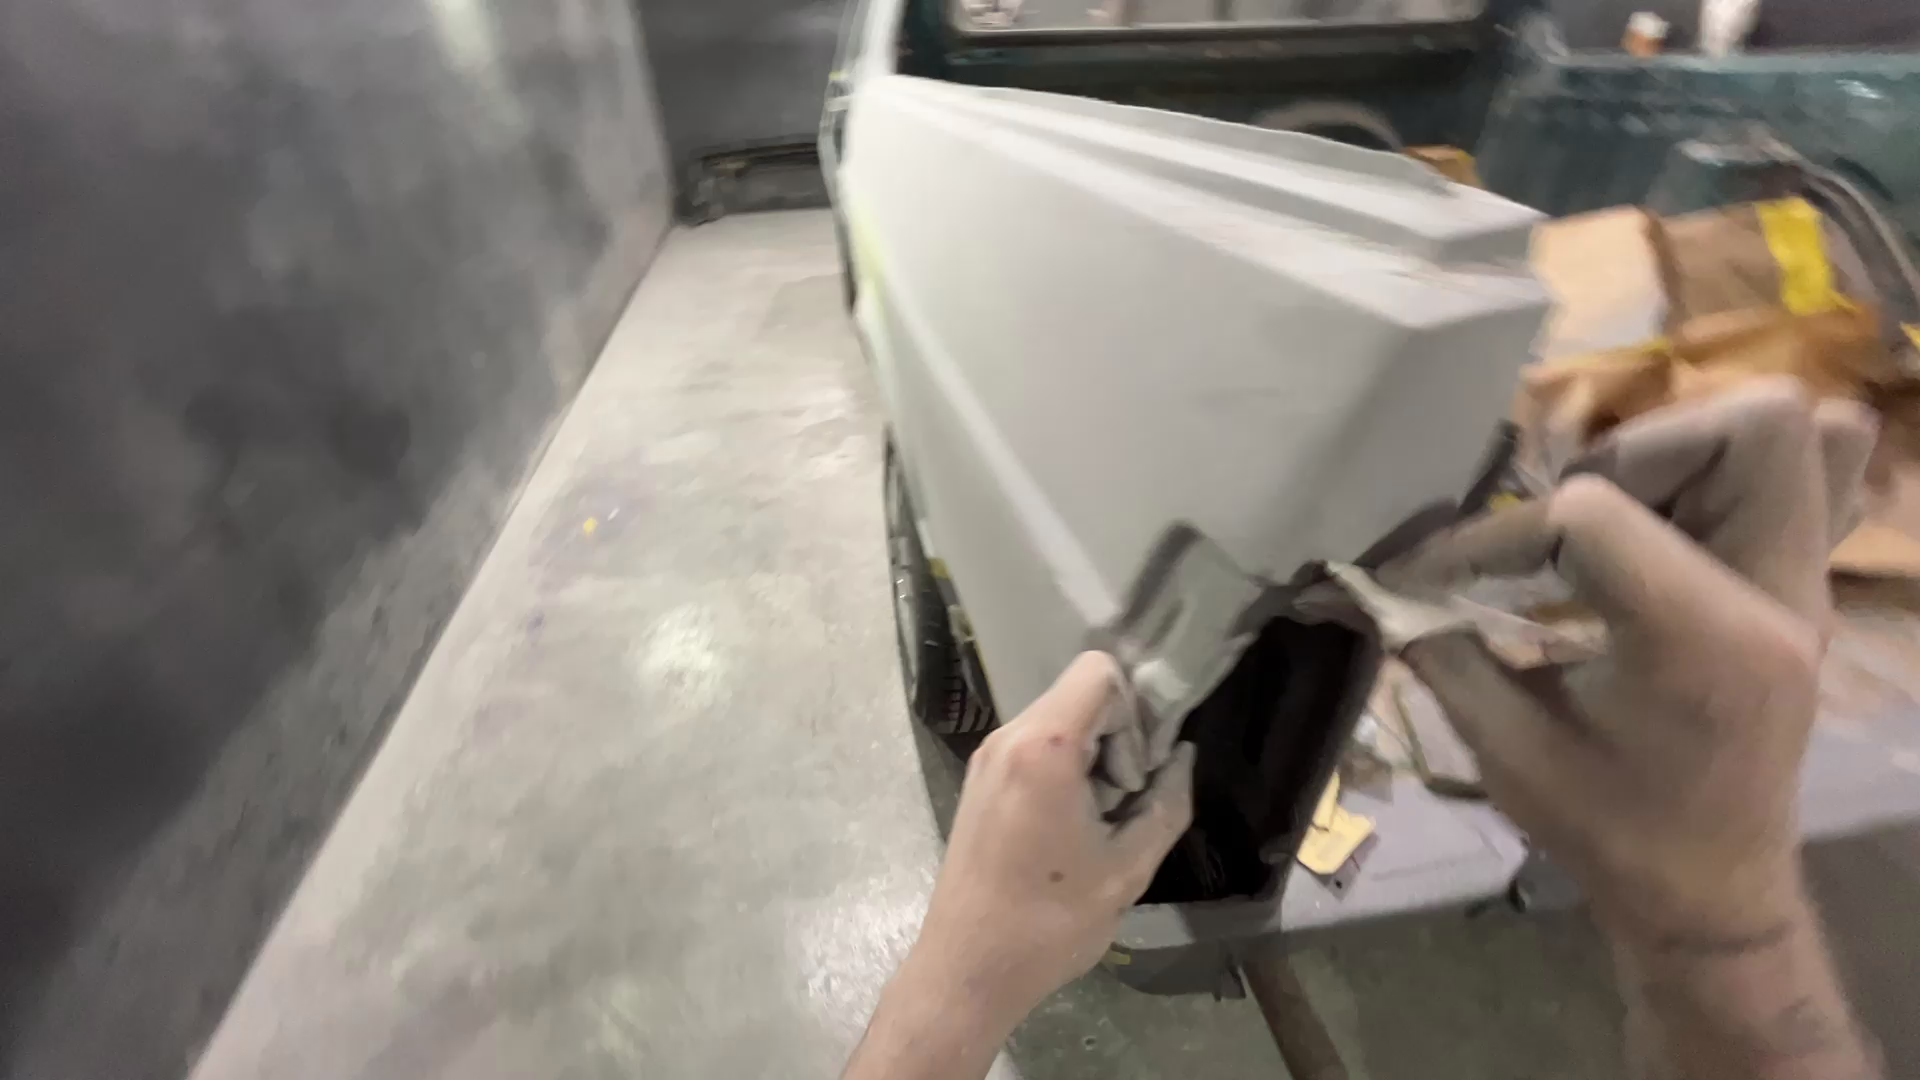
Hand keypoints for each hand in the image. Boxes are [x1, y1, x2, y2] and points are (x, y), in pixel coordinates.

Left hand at [913, 653, 1193, 1029]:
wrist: (968, 963)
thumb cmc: (1050, 922)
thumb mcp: (1128, 868)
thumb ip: (1167, 801)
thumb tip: (1182, 757)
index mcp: (1044, 747)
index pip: (1099, 671)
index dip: (1133, 711)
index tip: (1133, 773)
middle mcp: (1010, 735)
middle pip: (1080, 692)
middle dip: (1116, 736)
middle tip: (1120, 800)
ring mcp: (988, 753)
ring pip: (1059, 716)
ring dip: (1091, 753)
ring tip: (1095, 817)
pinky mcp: (981, 774)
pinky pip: (1035, 741)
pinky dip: (1063, 763)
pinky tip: (1067, 821)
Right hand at [1385, 380, 1874, 947]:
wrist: (1704, 885)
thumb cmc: (1600, 824)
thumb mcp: (1497, 740)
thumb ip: (1427, 644)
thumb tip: (1349, 588)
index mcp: (1701, 641)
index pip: (1587, 516)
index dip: (1483, 536)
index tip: (1424, 578)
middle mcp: (1776, 594)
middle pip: (1751, 429)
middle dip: (1624, 454)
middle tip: (1554, 516)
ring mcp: (1802, 585)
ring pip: (1799, 435)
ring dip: (1676, 452)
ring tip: (1600, 512)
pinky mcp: (1793, 586)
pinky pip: (1810, 475)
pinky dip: (1719, 470)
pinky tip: (1647, 519)